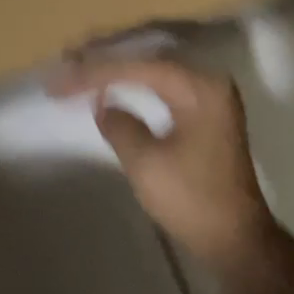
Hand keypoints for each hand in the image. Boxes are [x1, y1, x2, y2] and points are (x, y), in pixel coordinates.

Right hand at [46, 57, 279, 265]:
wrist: (235, 236)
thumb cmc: (192, 199)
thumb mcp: (147, 163)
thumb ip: (121, 126)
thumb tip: (104, 104)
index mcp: (202, 88)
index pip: (141, 66)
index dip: (96, 71)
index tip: (58, 82)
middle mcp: (212, 84)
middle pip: (153, 58)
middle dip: (108, 57)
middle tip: (65, 59)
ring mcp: (214, 100)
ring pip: (159, 71)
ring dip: (122, 68)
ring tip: (80, 67)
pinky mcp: (209, 117)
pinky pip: (168, 89)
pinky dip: (139, 85)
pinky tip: (114, 88)